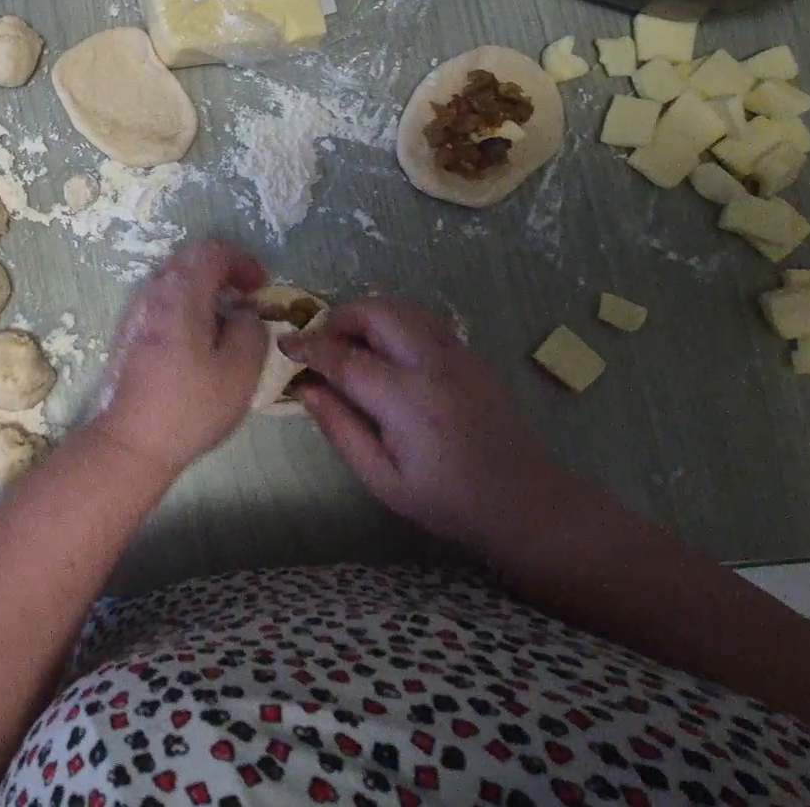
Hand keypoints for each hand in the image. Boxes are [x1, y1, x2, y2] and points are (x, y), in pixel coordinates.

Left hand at [88, 240, 269, 471]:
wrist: (131, 440)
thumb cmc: (191, 406)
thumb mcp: (241, 370)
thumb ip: (250, 330)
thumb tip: (244, 313)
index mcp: (180, 295)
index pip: (211, 252)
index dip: (242, 261)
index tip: (261, 286)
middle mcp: (152, 295)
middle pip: (187, 260)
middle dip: (221, 270)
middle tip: (246, 296)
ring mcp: (134, 314)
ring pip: (171, 281)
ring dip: (201, 288)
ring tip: (225, 318)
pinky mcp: (127, 335)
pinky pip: (160, 303)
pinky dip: (185, 306)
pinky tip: (199, 337)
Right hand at [280, 298, 582, 547]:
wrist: (525, 501)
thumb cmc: (446, 499)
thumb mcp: (380, 478)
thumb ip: (340, 429)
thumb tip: (305, 390)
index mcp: (405, 399)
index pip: (343, 357)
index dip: (308, 347)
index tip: (284, 345)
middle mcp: (432, 366)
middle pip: (376, 313)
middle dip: (339, 319)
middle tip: (321, 345)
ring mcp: (458, 356)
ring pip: (403, 309)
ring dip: (368, 317)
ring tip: (351, 346)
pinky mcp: (472, 357)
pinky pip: (424, 322)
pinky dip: (394, 324)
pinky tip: (386, 356)